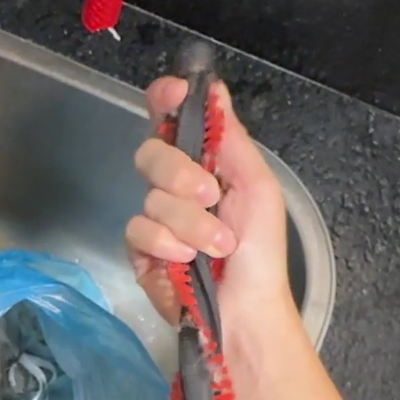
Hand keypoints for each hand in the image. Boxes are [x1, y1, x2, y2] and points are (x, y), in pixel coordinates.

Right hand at [126, 77, 297, 351]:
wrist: (245, 310)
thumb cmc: (261, 253)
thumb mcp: (257, 188)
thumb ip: (231, 140)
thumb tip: (213, 90)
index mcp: (205, 165)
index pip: (173, 122)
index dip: (166, 102)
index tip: (174, 95)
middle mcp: (175, 188)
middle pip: (151, 153)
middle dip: (179, 172)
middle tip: (209, 195)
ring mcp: (156, 220)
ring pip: (150, 198)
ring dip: (189, 223)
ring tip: (215, 248)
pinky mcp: (140, 253)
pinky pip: (138, 231)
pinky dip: (166, 243)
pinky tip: (186, 261)